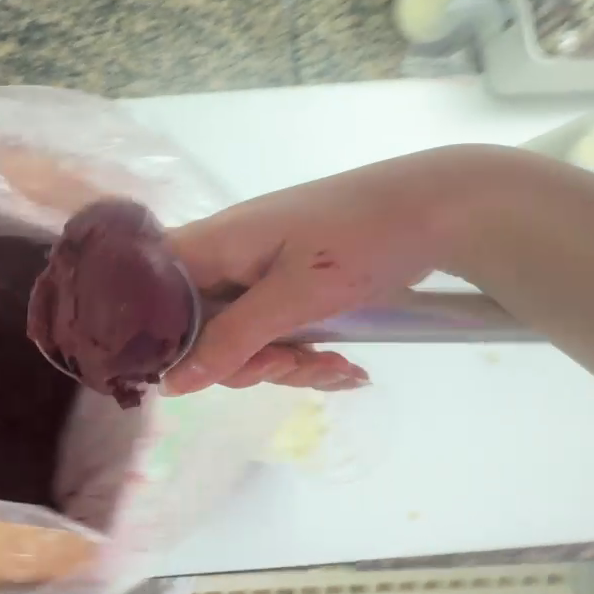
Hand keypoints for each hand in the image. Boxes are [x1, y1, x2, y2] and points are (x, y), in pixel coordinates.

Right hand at [162, 148, 476, 394]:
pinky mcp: (283, 288)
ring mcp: (253, 274)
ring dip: (285, 364)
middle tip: (291, 363)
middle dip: (247, 361)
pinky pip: (271, 334)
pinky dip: (304, 355)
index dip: (166, 342)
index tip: (213, 369)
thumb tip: (170, 385)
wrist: (440, 209)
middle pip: (199, 330)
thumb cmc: (361, 240)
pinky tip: (343, 365)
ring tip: (334, 366)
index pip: (152, 298)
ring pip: (239, 340)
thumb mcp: (294, 297)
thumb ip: (230, 341)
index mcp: (210, 246)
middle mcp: (222, 259)